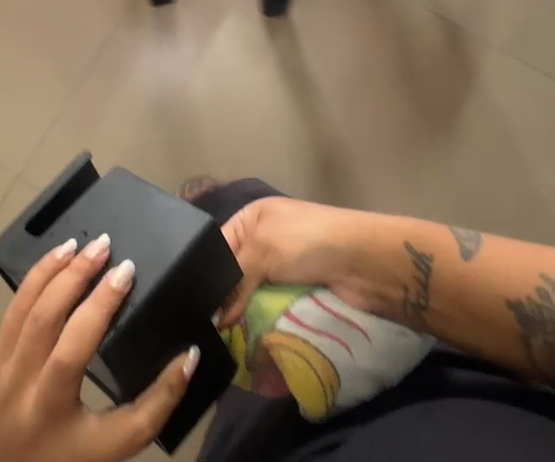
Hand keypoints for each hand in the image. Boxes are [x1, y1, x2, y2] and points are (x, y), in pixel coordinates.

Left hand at [0, 235, 199, 461]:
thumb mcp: (108, 449)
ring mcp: (4, 368)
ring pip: (30, 308)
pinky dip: (37, 276)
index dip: (128, 338)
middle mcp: (26, 389)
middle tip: (115, 254)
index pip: (93, 366)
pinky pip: (14, 307)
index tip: (163, 314)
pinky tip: (59, 255)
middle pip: (52, 323)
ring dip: (60, 270)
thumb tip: (188, 357)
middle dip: (86, 283)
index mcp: (57, 413)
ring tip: (89, 245)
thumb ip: (152, 408)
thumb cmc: (55, 459)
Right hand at [216, 197, 394, 326]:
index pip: (217, 245)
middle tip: (203, 326)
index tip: (192, 302)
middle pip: (234, 272)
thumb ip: (235, 279)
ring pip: (251, 294)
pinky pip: (271, 308)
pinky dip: (261, 321)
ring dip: (242, 313)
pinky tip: (244, 338)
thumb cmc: (307, 241)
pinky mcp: (297, 292)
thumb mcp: (262, 248)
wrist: (362, 262)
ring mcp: (282, 268)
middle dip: (223, 297)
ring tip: (219, 338)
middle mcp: (265, 240)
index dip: (205, 272)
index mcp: (253, 217)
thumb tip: (217, 318)